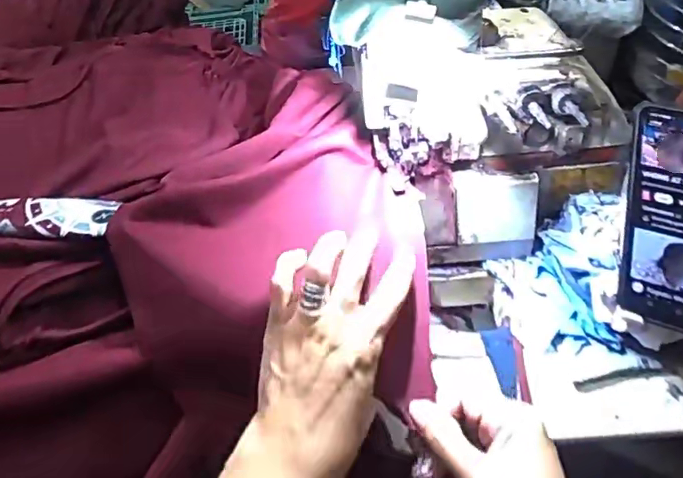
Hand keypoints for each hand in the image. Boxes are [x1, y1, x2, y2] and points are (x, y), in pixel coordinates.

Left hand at [224, 230, 413, 477]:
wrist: (287, 452)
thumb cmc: (336, 432)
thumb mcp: (370, 389)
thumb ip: (372, 351)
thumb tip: (373, 330)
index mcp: (365, 341)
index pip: (392, 291)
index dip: (402, 265)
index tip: (405, 249)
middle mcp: (337, 322)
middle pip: (356, 266)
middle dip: (366, 241)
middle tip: (370, 229)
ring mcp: (304, 319)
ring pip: (320, 265)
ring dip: (331, 245)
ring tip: (338, 238)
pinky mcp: (277, 323)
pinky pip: (281, 281)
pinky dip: (290, 263)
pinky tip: (299, 258)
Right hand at [407, 394, 564, 477]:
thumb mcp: (473, 472)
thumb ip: (443, 437)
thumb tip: (417, 406)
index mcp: (515, 416)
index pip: (464, 397)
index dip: (437, 416)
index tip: (418, 441)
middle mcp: (520, 428)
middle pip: (467, 423)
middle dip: (441, 446)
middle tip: (425, 469)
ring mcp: (520, 455)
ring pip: (472, 447)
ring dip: (448, 462)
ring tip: (433, 477)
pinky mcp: (518, 473)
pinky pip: (484, 464)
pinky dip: (464, 471)